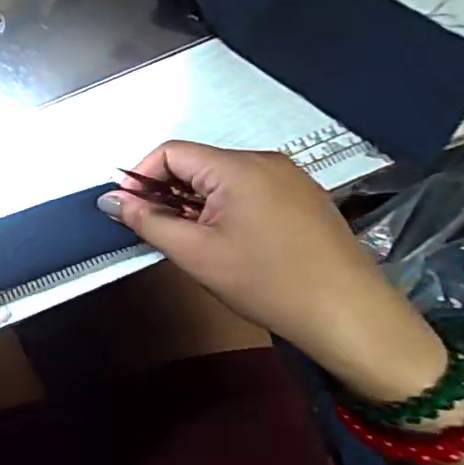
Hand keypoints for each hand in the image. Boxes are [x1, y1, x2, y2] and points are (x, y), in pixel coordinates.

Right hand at [99, 141, 445, 400]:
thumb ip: (149, 222)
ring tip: (191, 242)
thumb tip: (115, 200)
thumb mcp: (197, 255)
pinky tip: (228, 243)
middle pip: (198, 164)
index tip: (126, 208)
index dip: (141, 177)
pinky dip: (226, 209)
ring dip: (196, 204)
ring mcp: (289, 177)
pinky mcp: (303, 197)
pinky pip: (251, 191)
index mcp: (237, 166)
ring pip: (224, 180)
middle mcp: (265, 160)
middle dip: (168, 193)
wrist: (347, 312)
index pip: (171, 152)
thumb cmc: (269, 283)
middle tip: (156, 231)